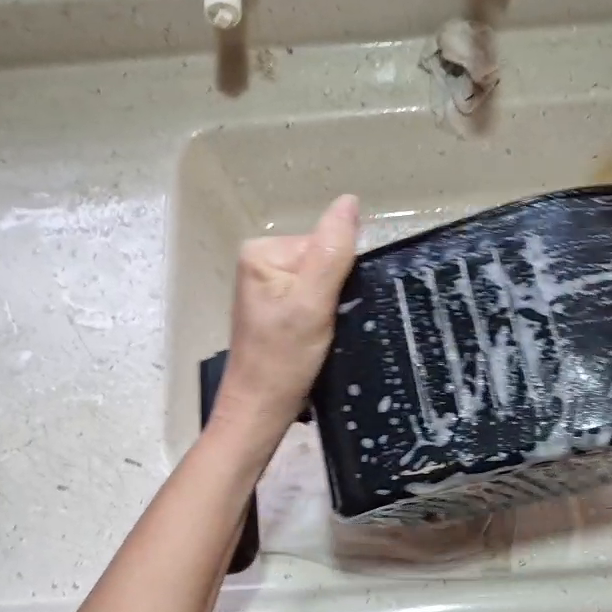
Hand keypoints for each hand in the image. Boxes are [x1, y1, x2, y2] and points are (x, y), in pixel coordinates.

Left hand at [214, 195, 359, 431]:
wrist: (260, 410)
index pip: (326, 244)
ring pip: (324, 282)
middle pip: (324, 261)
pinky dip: (324, 316)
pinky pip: (315, 298)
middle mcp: (261, 261)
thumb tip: (350, 201)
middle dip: (335, 292)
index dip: (340, 276)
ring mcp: (268, 286)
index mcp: (263, 251)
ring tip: (321, 335)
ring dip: (332, 307)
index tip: (331, 309)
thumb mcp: (312, 302)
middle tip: (326, 326)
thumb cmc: (283, 360)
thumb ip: (333, 251)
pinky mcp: (277, 308)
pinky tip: (318, 338)